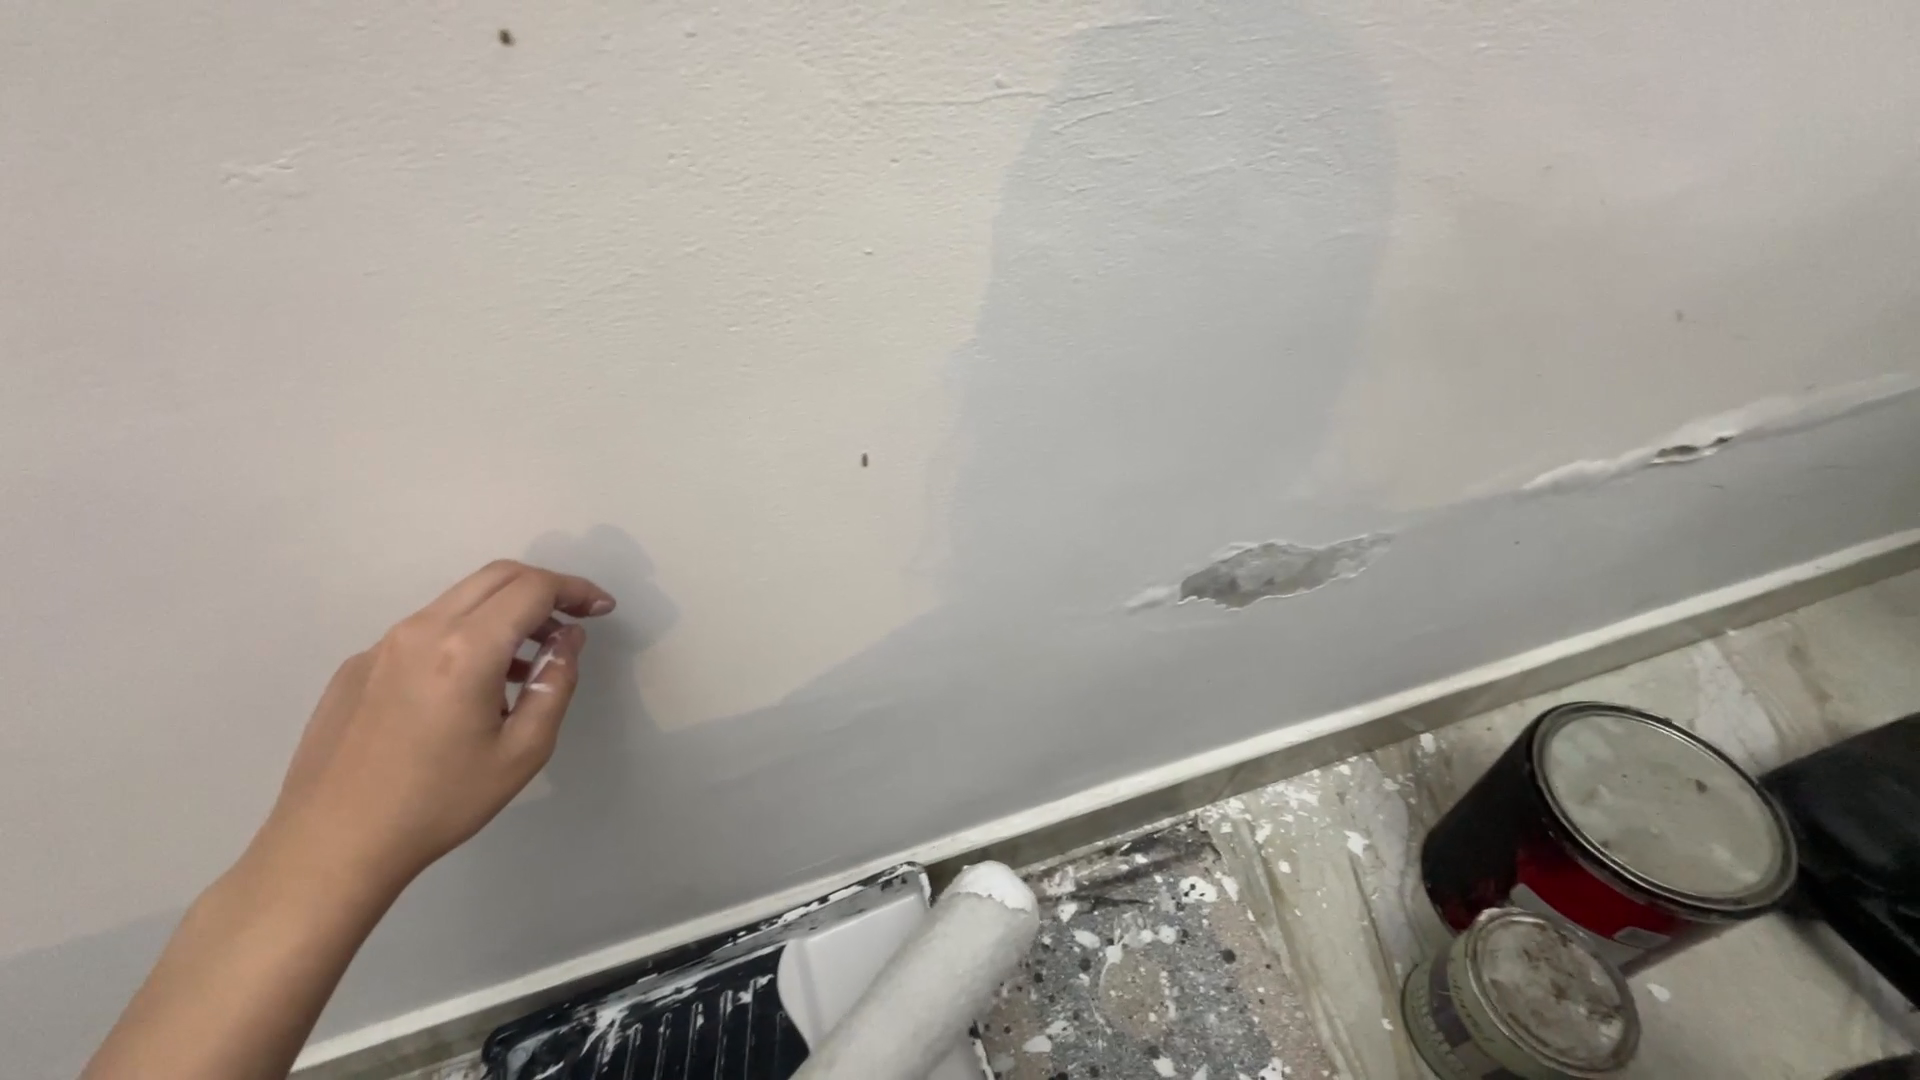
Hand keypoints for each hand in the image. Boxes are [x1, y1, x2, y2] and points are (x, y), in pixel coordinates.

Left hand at [258, 560, 616, 891]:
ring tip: (528, 661)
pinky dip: (466, 635)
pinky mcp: (358, 667)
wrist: (330, 846)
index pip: (533, 588)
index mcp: (466, 648)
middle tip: (575, 619)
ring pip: (459, 600)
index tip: (602, 609)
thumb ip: (555, 683)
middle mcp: (422, 630)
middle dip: (545, 587)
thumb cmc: (440, 803)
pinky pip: (426, 630)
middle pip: (496, 576)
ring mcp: (382, 646)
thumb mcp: (524, 750)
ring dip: (505, 611)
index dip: (576, 590)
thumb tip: (566, 639)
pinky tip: (472, 688)